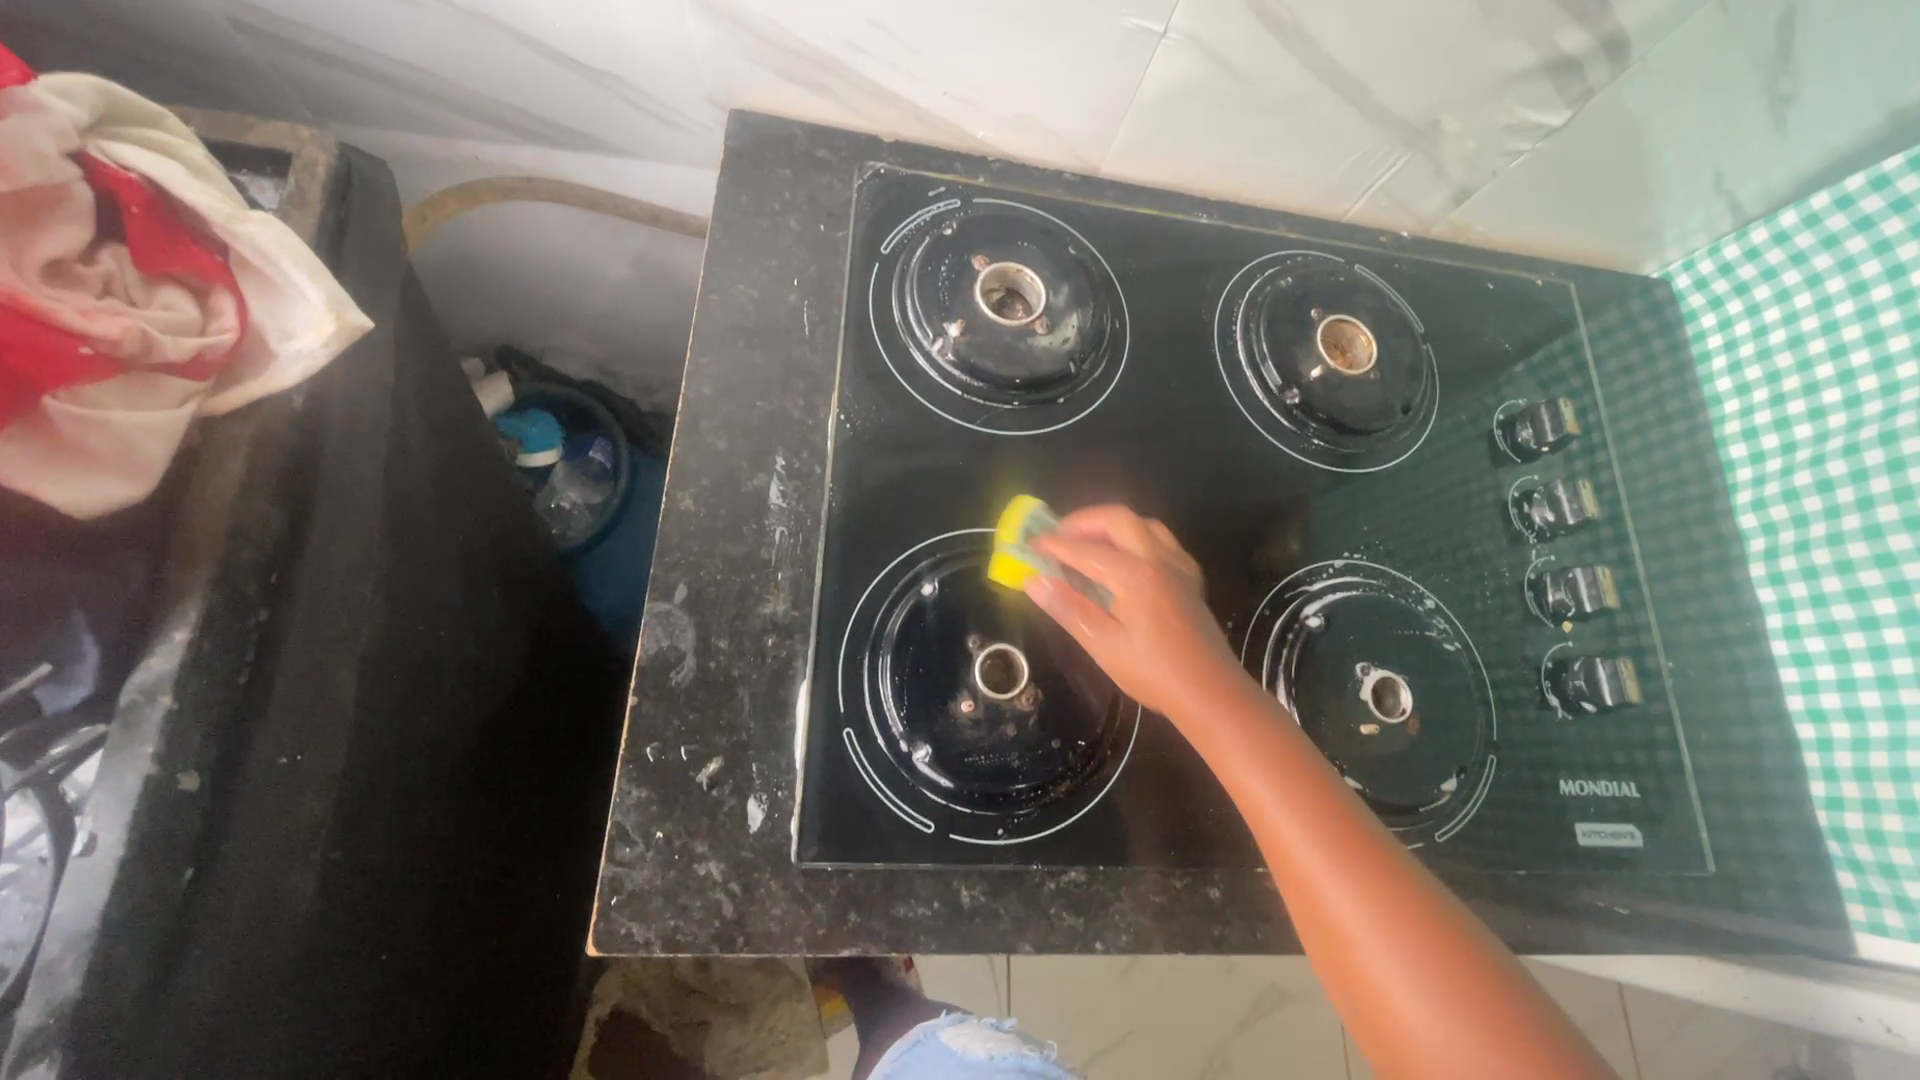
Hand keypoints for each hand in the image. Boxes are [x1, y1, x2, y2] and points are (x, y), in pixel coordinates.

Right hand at [1024, 505, 1250, 719]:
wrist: (1210, 692)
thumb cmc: (1153, 672)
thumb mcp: (1102, 644)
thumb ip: (1068, 607)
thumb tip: (1033, 581)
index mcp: (1134, 574)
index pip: (1085, 550)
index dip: (1054, 545)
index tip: (1030, 545)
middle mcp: (1158, 559)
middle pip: (1118, 519)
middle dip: (1084, 521)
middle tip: (1058, 536)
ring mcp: (1178, 566)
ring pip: (1144, 524)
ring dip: (1112, 525)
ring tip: (1088, 542)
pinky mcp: (1190, 578)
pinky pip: (1162, 542)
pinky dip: (1137, 538)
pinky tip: (1127, 560)